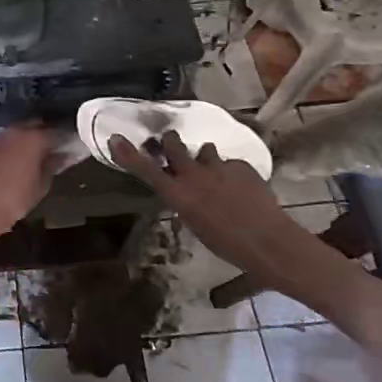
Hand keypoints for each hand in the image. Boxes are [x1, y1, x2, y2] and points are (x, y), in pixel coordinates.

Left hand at [0, 123, 68, 232]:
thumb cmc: (18, 197)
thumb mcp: (43, 182)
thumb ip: (55, 163)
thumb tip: (64, 155)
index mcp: (34, 138)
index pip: (57, 132)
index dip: (67, 140)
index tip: (74, 147)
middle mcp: (16, 131)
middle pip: (37, 126)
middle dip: (48, 134)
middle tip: (56, 149)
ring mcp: (0, 137)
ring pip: (21, 131)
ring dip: (30, 138)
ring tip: (38, 154)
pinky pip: (8, 140)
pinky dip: (16, 145)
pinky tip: (20, 158)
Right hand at [109, 130, 307, 278]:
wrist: (266, 239)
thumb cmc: (226, 244)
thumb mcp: (196, 224)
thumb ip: (188, 202)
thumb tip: (189, 191)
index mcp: (178, 195)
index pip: (146, 170)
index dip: (129, 154)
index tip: (116, 138)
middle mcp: (194, 175)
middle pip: (174, 145)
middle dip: (169, 141)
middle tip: (169, 140)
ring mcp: (219, 167)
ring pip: (205, 150)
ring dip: (205, 157)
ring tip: (214, 172)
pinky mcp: (241, 165)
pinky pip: (230, 164)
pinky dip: (232, 173)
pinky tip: (243, 189)